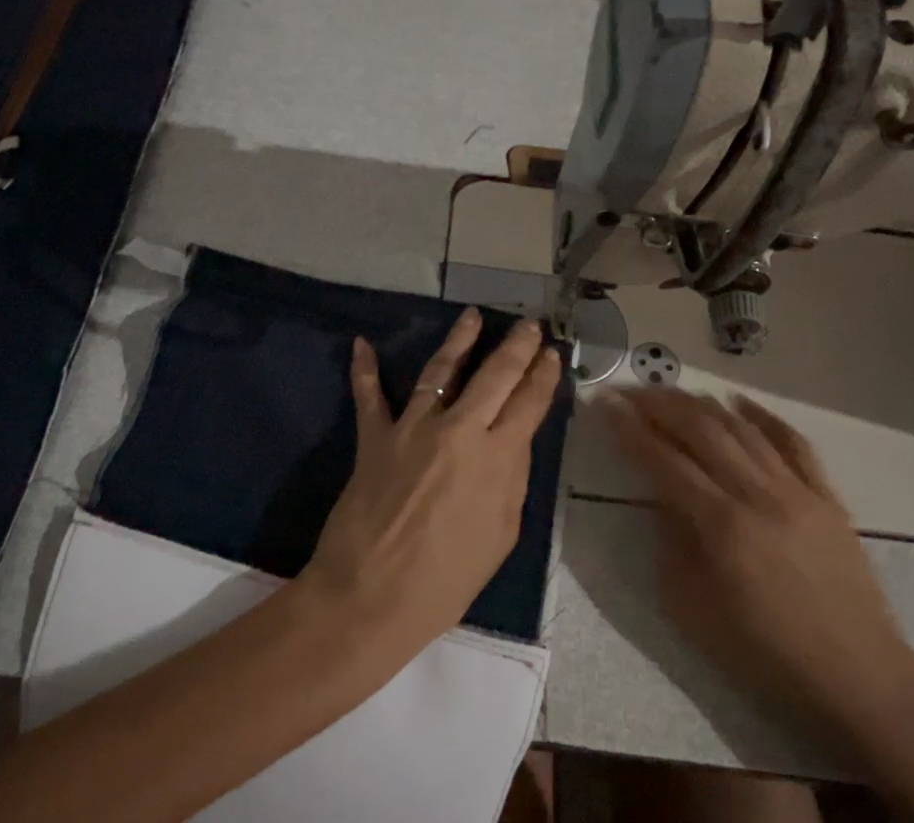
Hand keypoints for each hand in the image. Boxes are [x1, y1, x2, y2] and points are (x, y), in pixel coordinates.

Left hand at [303, 310, 562, 650]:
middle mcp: (458, 430)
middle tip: (528, 324)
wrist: (371, 595)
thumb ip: (511, 482)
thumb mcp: (501, 536)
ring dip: (458, 341)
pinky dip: (364, 370)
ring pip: (439, 371)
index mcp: (497, 458)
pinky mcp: (374, 438)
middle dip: (515, 346)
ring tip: (470, 317)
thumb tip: (513, 445)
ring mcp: (412, 429)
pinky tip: (362, 344)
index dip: (542, 376)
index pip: (528, 404)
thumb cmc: (446, 580)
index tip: (551, 354)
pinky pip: (369, 396)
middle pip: (493, 376)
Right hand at [598, 389, 913, 726]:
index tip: (604, 404)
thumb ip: (670, 547)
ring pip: (744, 429)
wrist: (856, 679)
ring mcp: (799, 492)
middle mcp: (759, 496)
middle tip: (629, 391)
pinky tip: (739, 403)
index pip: (664, 462)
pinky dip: (763, 417)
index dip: (629, 430)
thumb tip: (662, 501)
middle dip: (659, 404)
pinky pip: (795, 444)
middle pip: (702, 431)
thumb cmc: (764, 657)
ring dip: (702, 405)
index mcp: (721, 527)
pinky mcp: (828, 499)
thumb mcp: (691, 612)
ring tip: (670, 393)